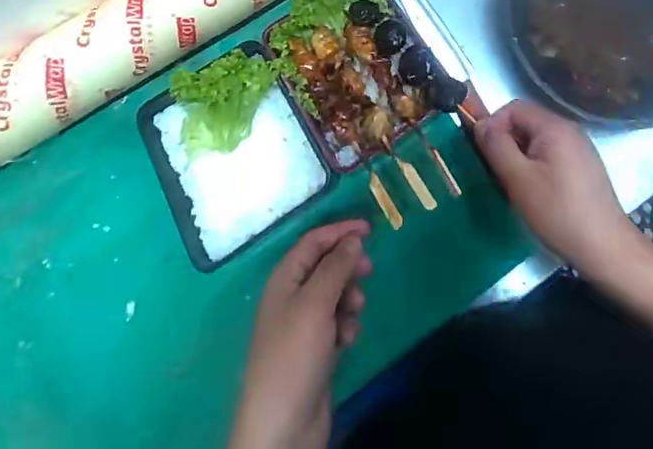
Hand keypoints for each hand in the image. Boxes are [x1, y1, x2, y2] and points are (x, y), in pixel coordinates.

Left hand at [229, 221, 372, 448]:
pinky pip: (336, 323)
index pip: (313, 241)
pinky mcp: (316, 349)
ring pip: (334, 295)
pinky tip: (347, 340)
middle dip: (347, 266)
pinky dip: (345, 325)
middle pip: (324, 266)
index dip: (340, 231)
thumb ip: (334, 268)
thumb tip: (352, 239)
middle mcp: (291, 295)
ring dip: (349, 298)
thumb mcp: (315, 304)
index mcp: (284, 278)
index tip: (370, 228)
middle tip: (369, 271)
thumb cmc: (294, 354)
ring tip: (354, 312)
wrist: (282, 424)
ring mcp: (303, 324)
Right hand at [474, 100, 647, 269]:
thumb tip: (481, 124)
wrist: (608, 250)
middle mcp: (570, 131)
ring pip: (537, 140)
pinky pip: (551, 154)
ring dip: (519, 156)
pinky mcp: (584, 168)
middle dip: (506, 142)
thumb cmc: (559, 212)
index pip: (513, 108)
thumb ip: (495, 145)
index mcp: (555, 127)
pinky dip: (536, 166)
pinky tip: (536, 192)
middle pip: (526, 122)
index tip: (486, 154)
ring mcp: (580, 149)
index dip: (494, 125)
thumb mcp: (518, 178)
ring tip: (515, 185)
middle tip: (498, 172)